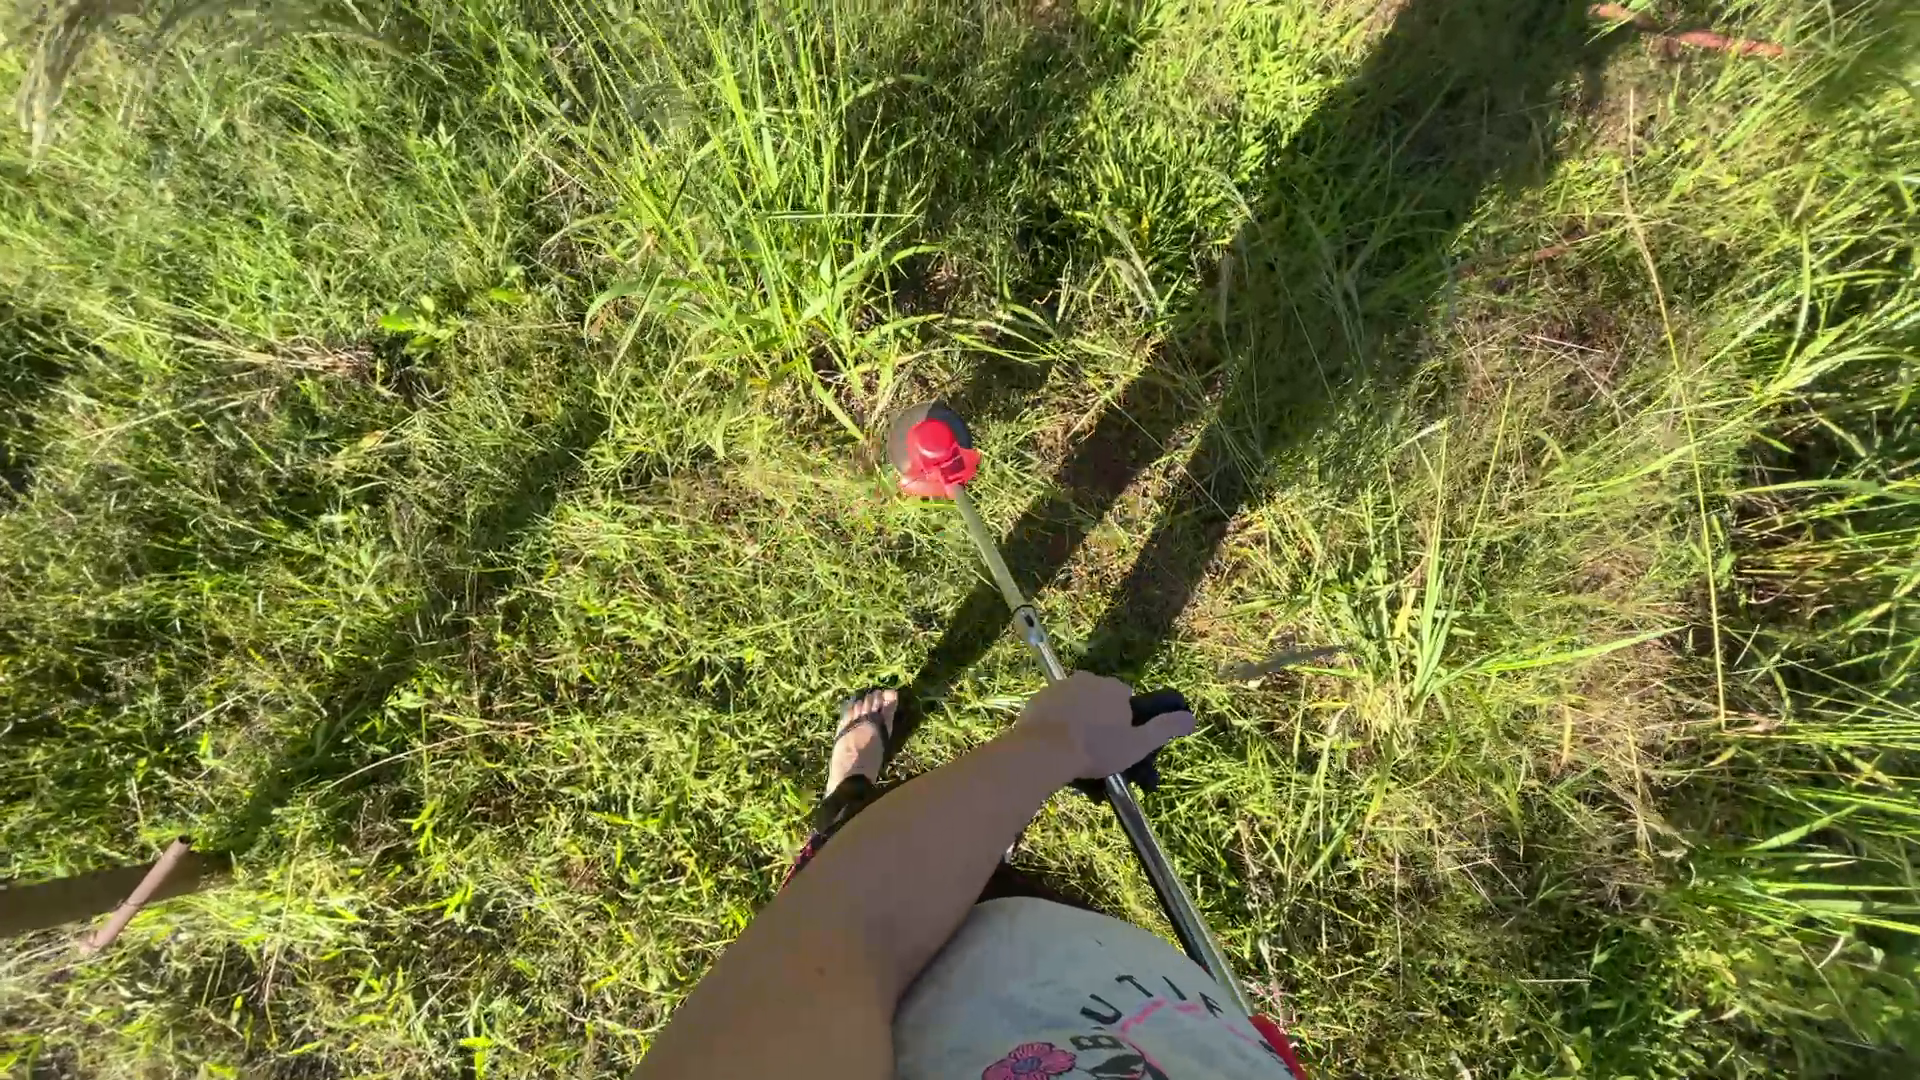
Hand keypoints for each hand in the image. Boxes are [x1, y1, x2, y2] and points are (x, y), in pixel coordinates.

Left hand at [1013, 671, 1195, 781]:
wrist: (1045, 750)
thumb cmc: (1096, 748)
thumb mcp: (1137, 744)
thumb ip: (1164, 729)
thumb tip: (1191, 718)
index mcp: (1114, 688)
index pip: (1125, 699)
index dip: (1123, 721)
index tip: (1117, 742)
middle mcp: (1087, 679)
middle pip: (1099, 698)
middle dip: (1099, 718)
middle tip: (1095, 748)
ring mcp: (1060, 686)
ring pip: (1076, 703)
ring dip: (1077, 719)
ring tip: (1073, 749)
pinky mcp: (1039, 698)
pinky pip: (1054, 709)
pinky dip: (1057, 722)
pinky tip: (1055, 743)